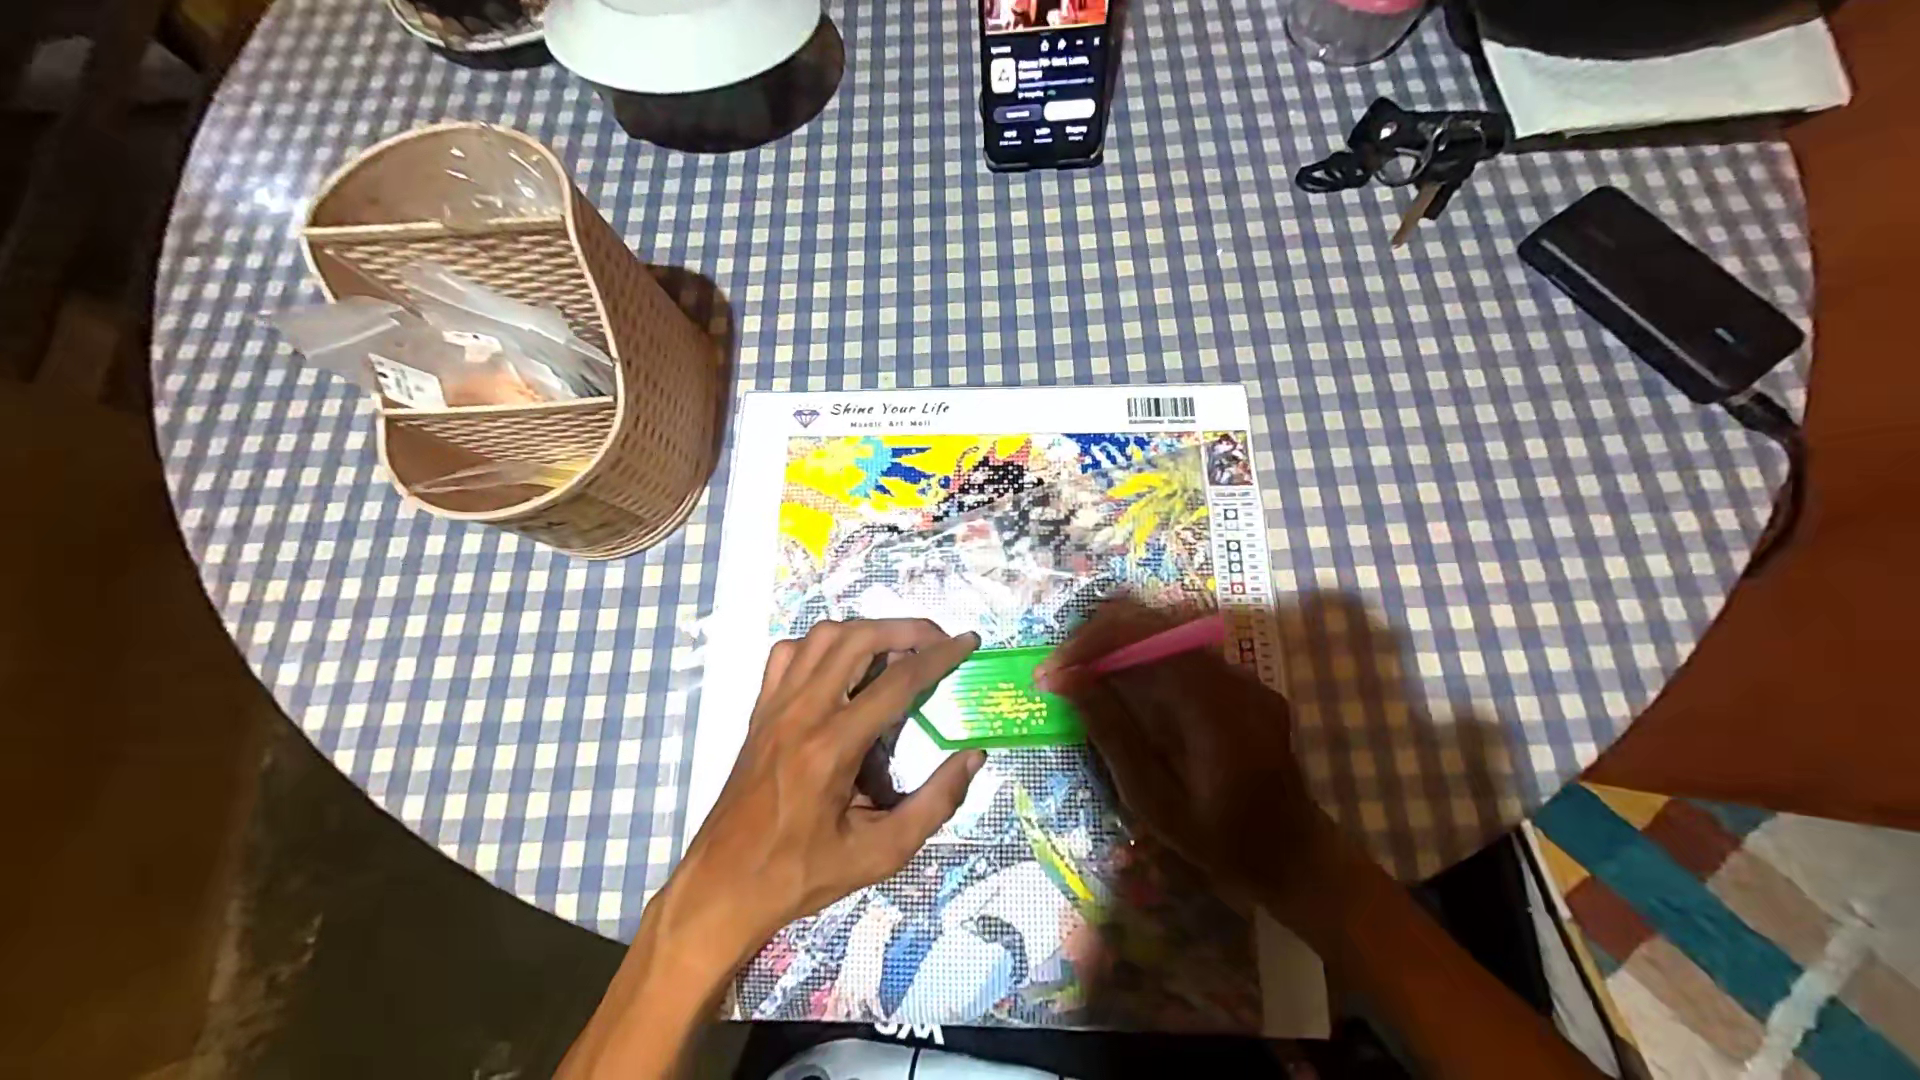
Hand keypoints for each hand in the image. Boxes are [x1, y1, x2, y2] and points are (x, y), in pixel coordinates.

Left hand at [668, 619, 986, 960]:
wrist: (723, 885)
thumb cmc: (802, 874)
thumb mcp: (881, 853)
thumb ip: (935, 803)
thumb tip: (974, 757)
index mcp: (832, 747)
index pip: (897, 682)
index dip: (939, 656)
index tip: (968, 642)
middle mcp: (802, 712)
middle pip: (858, 639)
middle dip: (906, 629)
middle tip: (936, 641)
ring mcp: (775, 705)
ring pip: (822, 636)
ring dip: (865, 631)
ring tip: (895, 651)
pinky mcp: (760, 709)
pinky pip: (789, 654)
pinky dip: (822, 645)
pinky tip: (841, 667)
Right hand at [1039, 600, 1329, 898]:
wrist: (1294, 856)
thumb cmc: (1218, 840)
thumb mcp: (1153, 798)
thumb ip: (1111, 732)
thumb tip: (1065, 679)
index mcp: (1213, 705)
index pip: (1143, 640)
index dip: (1090, 645)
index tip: (1050, 673)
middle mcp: (1232, 676)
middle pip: (1154, 625)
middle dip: (1097, 640)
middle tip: (1059, 671)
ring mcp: (1242, 675)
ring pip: (1166, 634)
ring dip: (1116, 647)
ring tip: (1080, 675)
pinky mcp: (1241, 681)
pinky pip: (1182, 654)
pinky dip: (1142, 661)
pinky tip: (1119, 687)